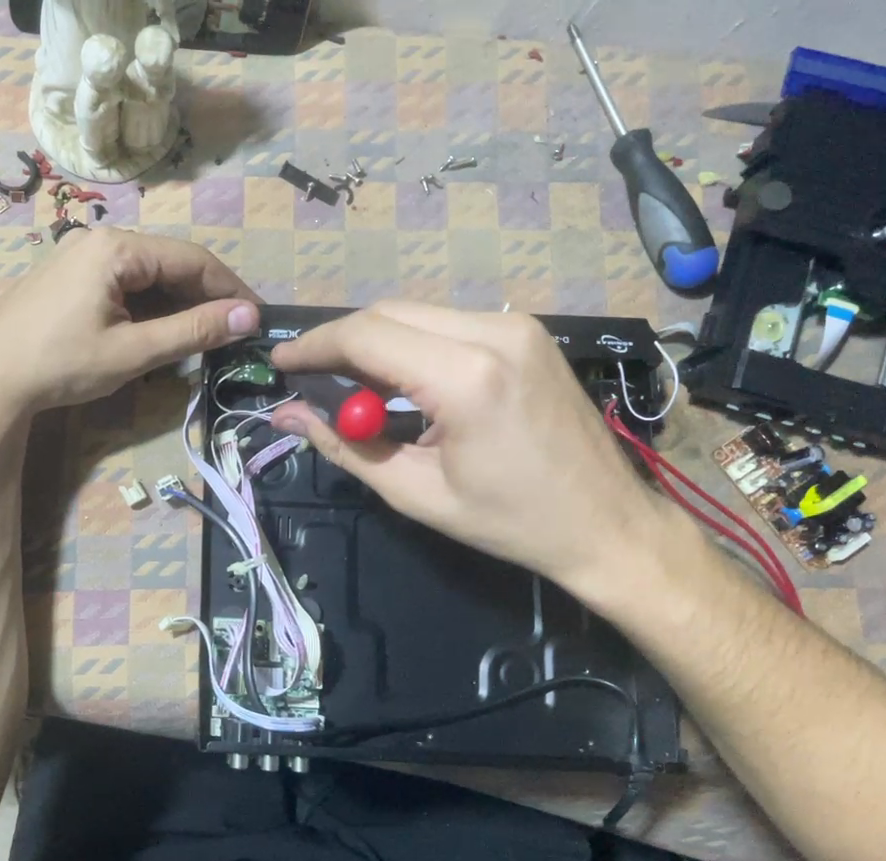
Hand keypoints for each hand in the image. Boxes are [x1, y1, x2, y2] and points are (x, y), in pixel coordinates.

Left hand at [0, 229, 259, 421]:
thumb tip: (248, 317)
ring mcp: (77, 256)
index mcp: (117, 248)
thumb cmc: (61, 364)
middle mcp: (98, 240)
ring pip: (145, 275)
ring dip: (175, 305)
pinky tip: (157, 333)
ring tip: (200, 339)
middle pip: (168, 263)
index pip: (192, 259)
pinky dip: (146, 307)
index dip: (229, 289)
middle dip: (203, 297)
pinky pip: (121, 284)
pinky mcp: (66, 278)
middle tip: (231, 333)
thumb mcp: (133, 351)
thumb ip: (192, 331)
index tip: (256, 319)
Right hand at [268, 301, 672, 590]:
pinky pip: (447, 324)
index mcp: (466, 377)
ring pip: (416, 314)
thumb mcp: (415, 492)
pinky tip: (398, 384)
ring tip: (349, 389)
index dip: (314, 347)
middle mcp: (494, 333)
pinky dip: (410, 346)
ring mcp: (517, 327)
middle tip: (307, 381)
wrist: (606, 523)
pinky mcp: (527, 333)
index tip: (279, 364)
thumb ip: (346, 445)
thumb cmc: (509, 521)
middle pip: (388, 313)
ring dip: (374, 344)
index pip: (367, 336)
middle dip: (340, 343)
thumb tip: (285, 415)